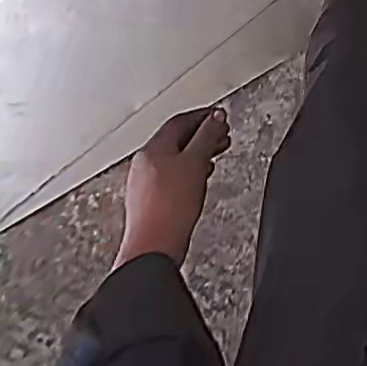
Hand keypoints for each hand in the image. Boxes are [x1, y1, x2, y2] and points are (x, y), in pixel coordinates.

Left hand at [114, 108, 230, 268]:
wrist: (153, 250)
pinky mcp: (149, 202)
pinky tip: (199, 179)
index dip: (203, 116)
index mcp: (153, 148)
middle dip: (202, 135)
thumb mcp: (196, 162)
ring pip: (175, 158)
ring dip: (197, 153)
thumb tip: (216, 117)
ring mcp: (145, 183)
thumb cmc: (170, 208)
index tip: (219, 115)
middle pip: (178, 139)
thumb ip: (207, 135)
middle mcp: (145, 162)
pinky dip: (189, 171)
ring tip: (215, 154)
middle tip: (221, 134)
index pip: (181, 121)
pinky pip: (172, 176)